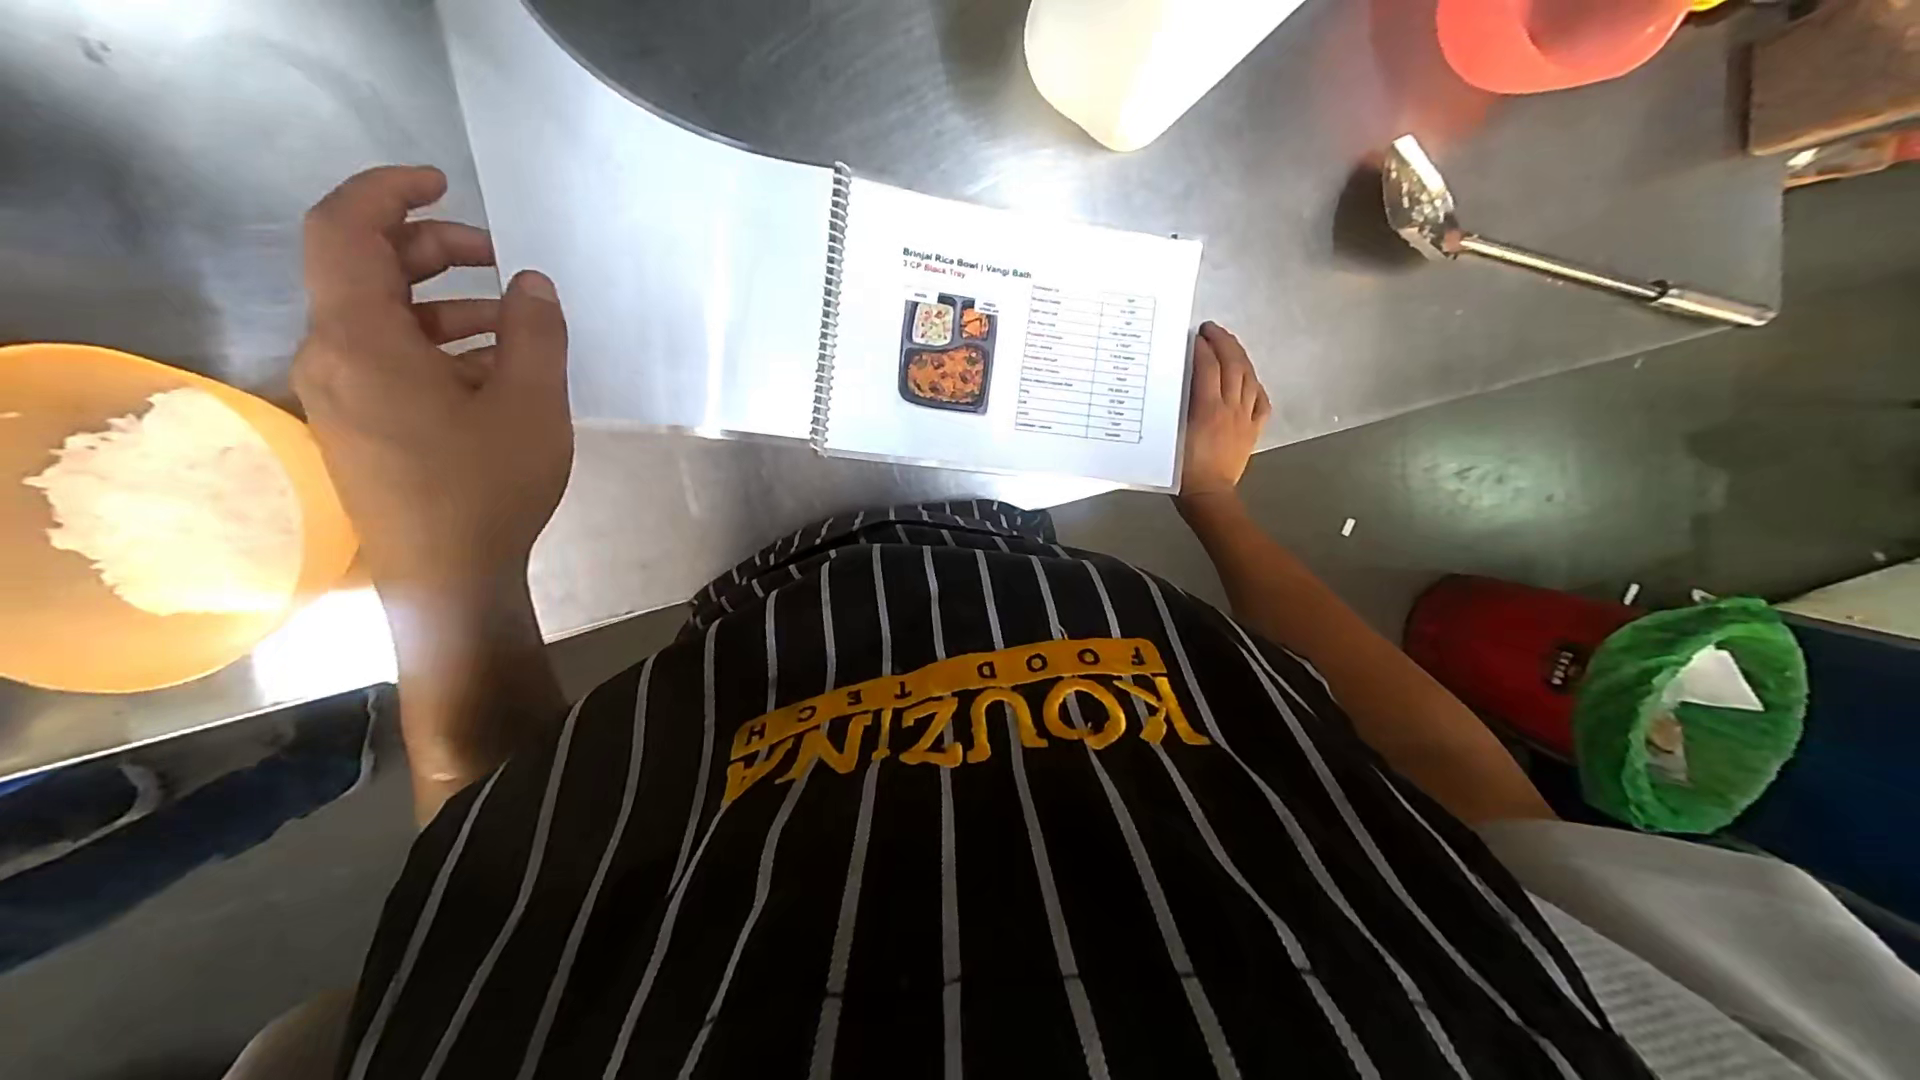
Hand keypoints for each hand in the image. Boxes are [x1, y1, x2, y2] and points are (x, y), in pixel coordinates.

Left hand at [292, 166, 571, 605]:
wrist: (449, 578)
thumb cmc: (490, 486)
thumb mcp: (533, 403)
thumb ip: (535, 332)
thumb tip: (531, 284)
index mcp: (360, 340)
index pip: (345, 230)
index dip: (390, 193)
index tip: (446, 184)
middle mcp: (331, 358)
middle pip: (365, 273)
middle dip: (432, 251)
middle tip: (500, 259)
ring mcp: (340, 396)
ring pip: (383, 323)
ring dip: (445, 307)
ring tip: (513, 325)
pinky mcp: (359, 428)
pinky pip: (390, 364)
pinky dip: (438, 349)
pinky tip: (494, 374)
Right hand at [1177, 321, 1269, 504]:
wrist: (1208, 495)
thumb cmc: (1181, 471)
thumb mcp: (1169, 437)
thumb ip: (1175, 410)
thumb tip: (1177, 384)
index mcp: (1207, 409)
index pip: (1207, 368)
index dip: (1202, 348)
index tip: (1194, 335)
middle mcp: (1230, 409)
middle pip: (1232, 365)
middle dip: (1223, 342)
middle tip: (1211, 330)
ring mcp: (1245, 418)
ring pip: (1248, 378)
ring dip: (1239, 356)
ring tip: (1228, 344)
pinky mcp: (1253, 430)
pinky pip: (1260, 401)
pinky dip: (1254, 384)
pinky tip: (1248, 379)